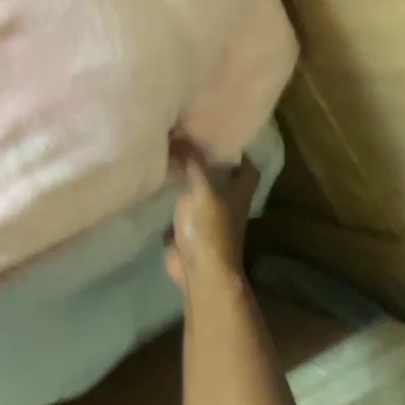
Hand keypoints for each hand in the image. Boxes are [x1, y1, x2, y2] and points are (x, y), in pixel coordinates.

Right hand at [164, 140, 259, 294]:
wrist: (199, 270)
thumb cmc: (209, 229)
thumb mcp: (202, 191)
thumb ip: (193, 164)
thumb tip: (181, 137)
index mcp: (239, 192)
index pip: (247, 168)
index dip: (237, 152)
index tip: (215, 134)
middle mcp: (227, 202)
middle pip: (222, 176)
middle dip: (207, 160)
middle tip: (184, 138)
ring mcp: (208, 215)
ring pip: (200, 189)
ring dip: (187, 175)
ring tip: (167, 154)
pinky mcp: (189, 226)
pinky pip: (181, 203)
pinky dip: (172, 193)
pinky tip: (157, 181)